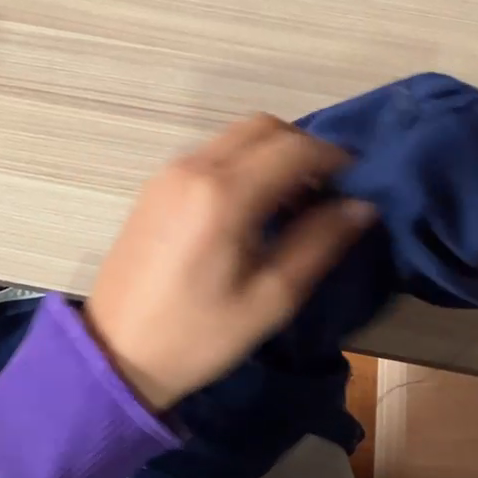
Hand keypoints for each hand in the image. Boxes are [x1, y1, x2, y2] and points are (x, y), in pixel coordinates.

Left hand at [86, 115, 375, 411]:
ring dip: (271, 153)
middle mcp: (192, 167)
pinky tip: (252, 206)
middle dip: (302, 148)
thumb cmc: (198, 335)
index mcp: (222, 193)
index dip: (333, 158)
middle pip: (262, 126)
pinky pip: (210, 154)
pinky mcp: (154, 185)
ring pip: (234, 136)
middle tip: (326, 191)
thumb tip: (361, 206)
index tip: (355, 185)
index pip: (292, 146)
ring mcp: (168, 173)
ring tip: (293, 202)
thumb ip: (318, 243)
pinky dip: (241, 163)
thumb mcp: (270, 298)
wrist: (116, 350)